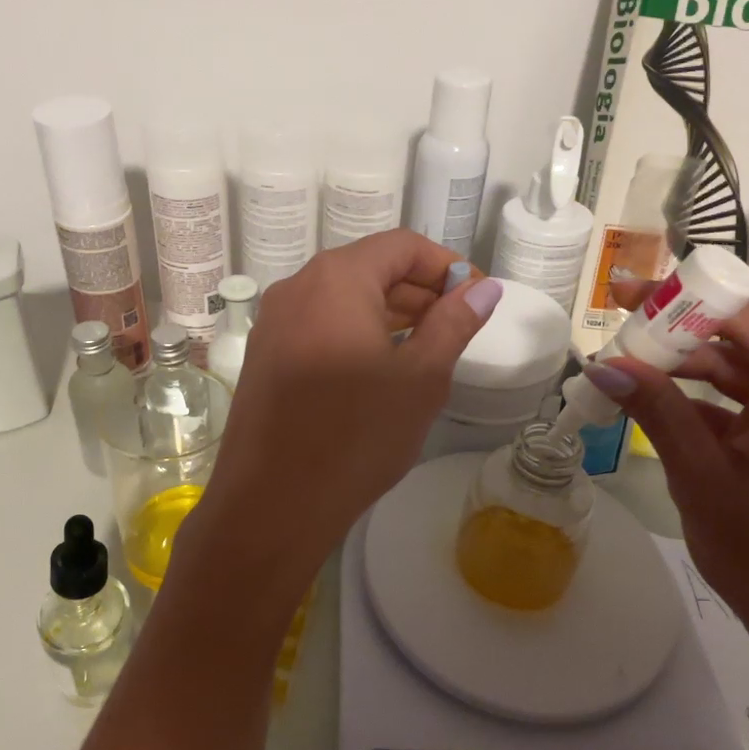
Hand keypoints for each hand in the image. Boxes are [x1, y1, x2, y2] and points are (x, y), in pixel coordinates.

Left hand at [177, 231, 502, 595]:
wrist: (271, 503)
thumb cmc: (356, 434)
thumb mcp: (421, 378)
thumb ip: (454, 323)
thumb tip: (483, 287)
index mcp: (336, 279)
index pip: (401, 246)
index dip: (446, 265)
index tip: (476, 297)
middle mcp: (297, 288)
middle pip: (368, 268)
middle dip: (418, 291)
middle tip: (458, 328)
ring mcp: (274, 323)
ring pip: (342, 300)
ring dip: (389, 314)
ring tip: (427, 351)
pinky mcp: (264, 356)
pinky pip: (319, 327)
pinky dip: (355, 334)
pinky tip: (379, 372)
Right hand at [585, 192, 748, 664]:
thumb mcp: (704, 478)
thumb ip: (658, 413)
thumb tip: (606, 364)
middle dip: (698, 306)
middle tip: (630, 292)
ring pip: (741, 362)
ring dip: (685, 351)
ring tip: (620, 345)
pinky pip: (733, 397)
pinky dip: (690, 391)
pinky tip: (642, 392)